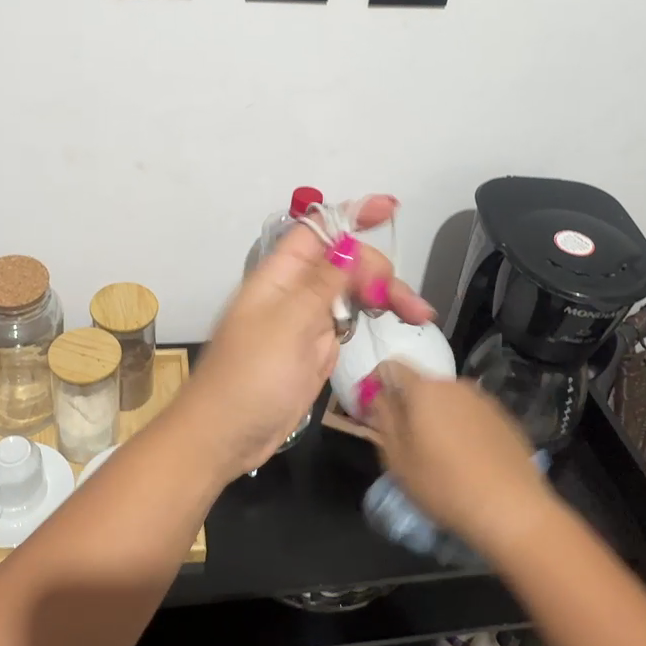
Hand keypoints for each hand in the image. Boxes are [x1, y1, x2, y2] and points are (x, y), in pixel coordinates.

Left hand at [169, 196, 434, 480]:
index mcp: (279, 276)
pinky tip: (399, 322)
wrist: (226, 437)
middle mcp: (293, 291)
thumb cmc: (249, 378)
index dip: (352, 216)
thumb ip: (324, 284)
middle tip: (406, 301)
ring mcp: (305, 321)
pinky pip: (349, 322)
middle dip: (378, 271)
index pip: (318, 231)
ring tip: (419, 315)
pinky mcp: (315, 350)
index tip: (391, 209)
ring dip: (385, 295)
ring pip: (352, 292)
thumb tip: (350, 246)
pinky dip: (374, 318)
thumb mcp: (289, 325)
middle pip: (344, 263)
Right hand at [366, 363, 552, 551]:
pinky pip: (471, 414)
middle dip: (408, 405)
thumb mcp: (398, 458)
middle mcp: (454, 384)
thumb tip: (378, 396)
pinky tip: (468, 460)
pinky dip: (462, 428)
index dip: (377, 384)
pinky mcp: (504, 418)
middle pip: (421, 385)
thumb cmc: (444, 485)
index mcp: (423, 389)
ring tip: (440, 456)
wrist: (513, 509)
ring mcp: (483, 399)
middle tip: (407, 442)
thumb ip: (383, 419)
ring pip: (447, 400)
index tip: (374, 412)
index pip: (390, 367)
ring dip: (436, 417)